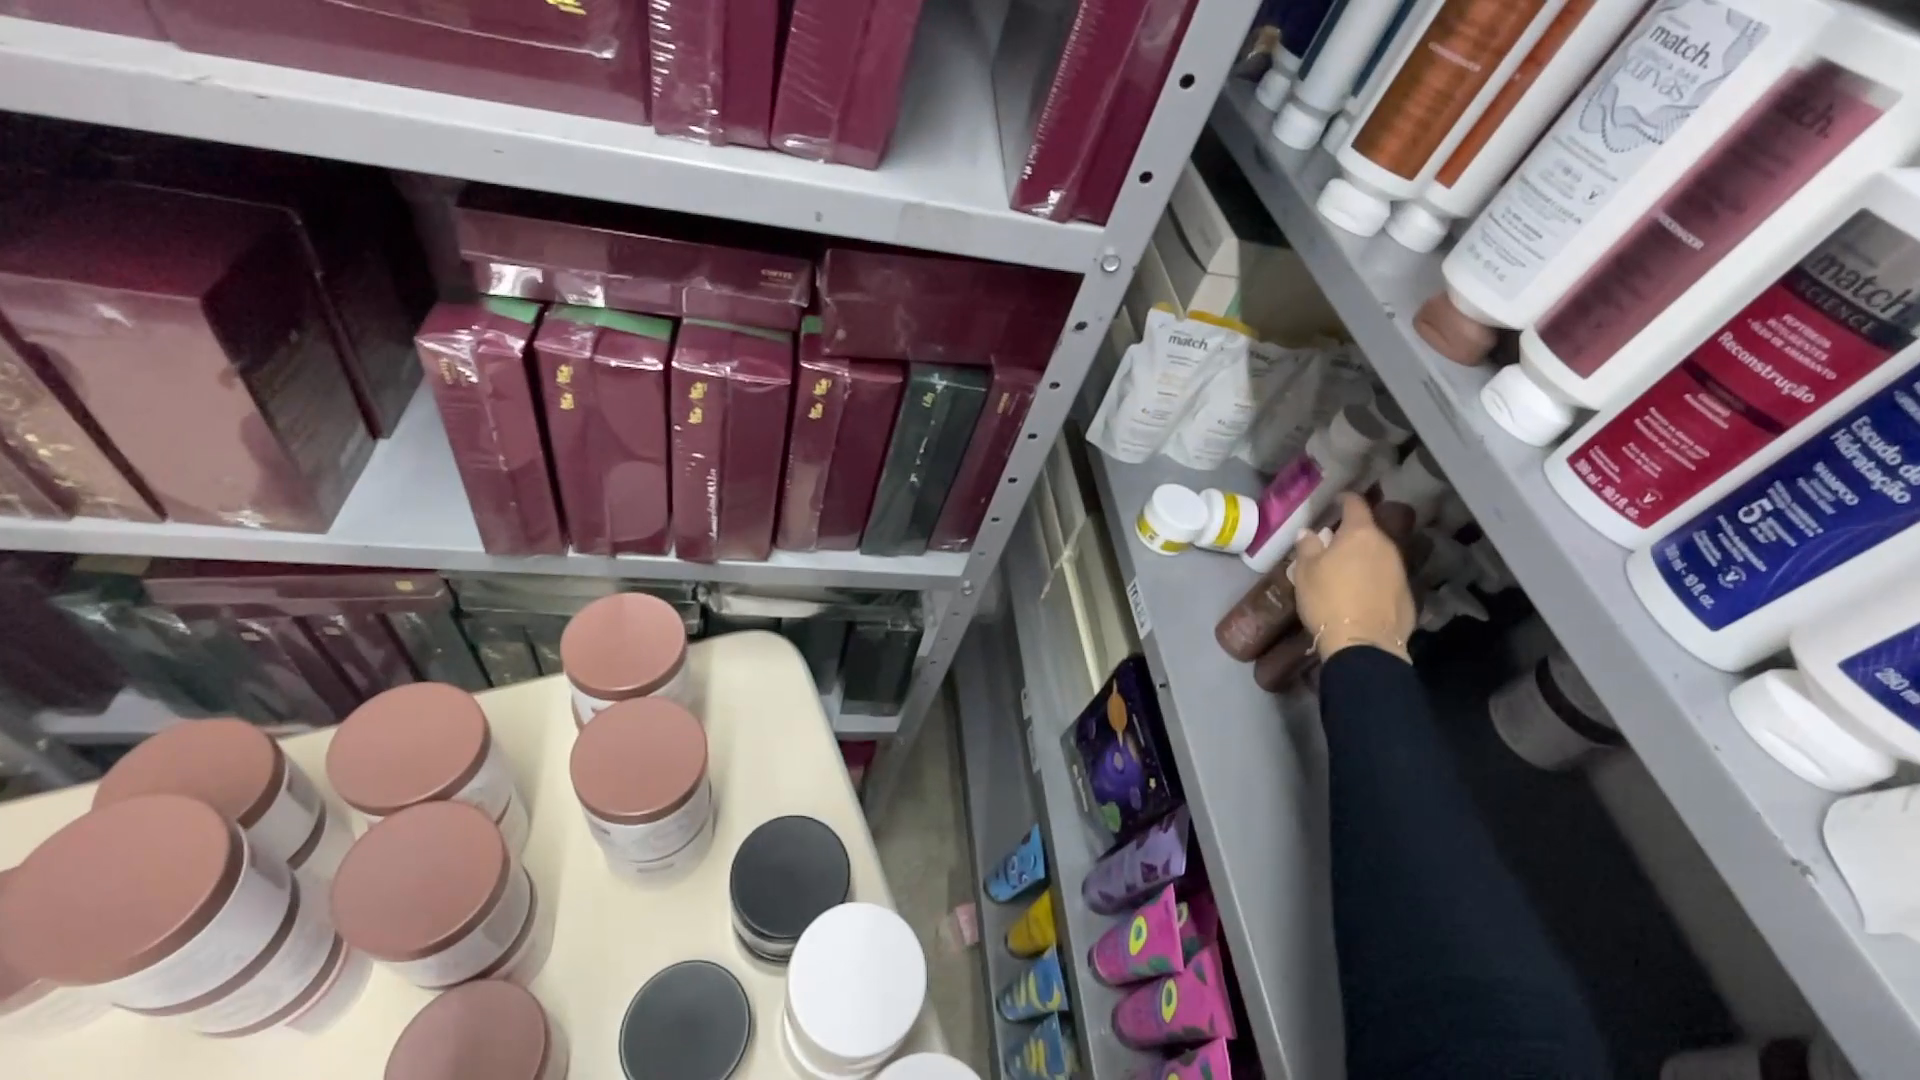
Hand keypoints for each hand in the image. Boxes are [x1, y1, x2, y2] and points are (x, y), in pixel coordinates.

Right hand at [1290, 493, 1414, 661]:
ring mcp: (1400, 571)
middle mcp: (1386, 546)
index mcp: (1360, 534)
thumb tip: (1309, 532)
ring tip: (1346, 572)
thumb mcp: (1305, 572)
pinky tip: (1361, 595)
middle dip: (1352, 535)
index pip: (1356, 505)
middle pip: (1369, 532)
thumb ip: (1307, 547)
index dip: (1345, 499)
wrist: (1363, 644)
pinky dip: (1374, 581)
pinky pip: (1386, 579)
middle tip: (1333, 545)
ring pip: (1379, 556)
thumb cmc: (1328, 600)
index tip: (1337, 500)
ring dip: (1364, 559)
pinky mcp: (1407, 595)